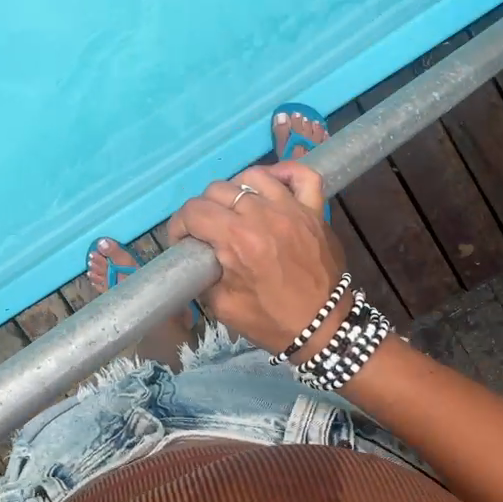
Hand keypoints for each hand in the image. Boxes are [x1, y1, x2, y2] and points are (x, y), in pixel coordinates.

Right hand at [167, 162, 344, 355]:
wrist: (323, 328)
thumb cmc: (271, 321)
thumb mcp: (222, 306)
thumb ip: (203, 275)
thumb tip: (196, 256)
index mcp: (238, 240)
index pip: (194, 212)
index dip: (178, 225)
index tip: (181, 241)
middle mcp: (263, 216)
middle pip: (218, 190)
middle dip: (202, 209)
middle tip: (206, 231)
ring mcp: (292, 209)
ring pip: (253, 176)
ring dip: (236, 190)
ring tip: (236, 210)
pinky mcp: (314, 211)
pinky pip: (302, 175)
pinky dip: (284, 173)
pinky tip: (272, 185)